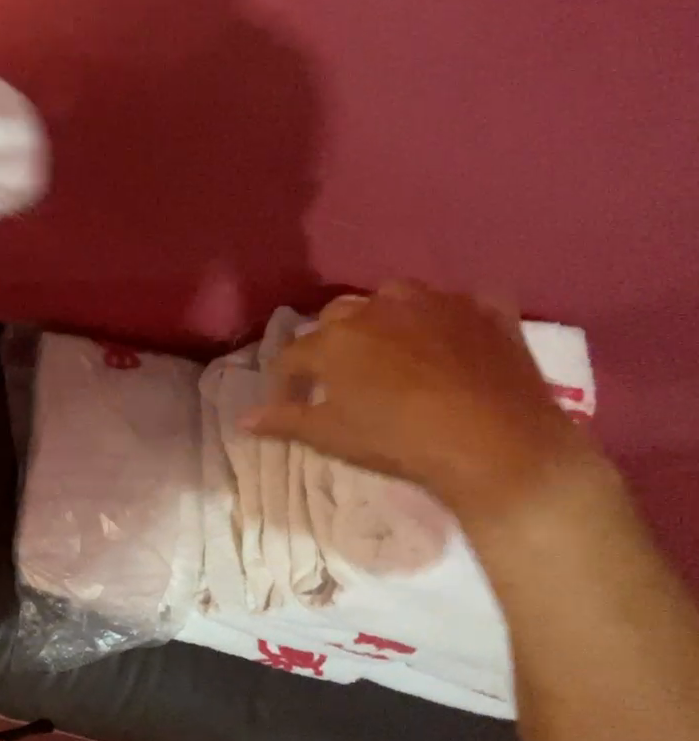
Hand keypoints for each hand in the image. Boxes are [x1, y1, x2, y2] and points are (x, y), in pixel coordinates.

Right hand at [243, 281, 598, 518]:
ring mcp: (437, 306)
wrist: (497, 445)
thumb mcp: (329, 435)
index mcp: (334, 340)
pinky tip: (450, 334)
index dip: (285, 379)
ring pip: (396, 295)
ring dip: (384, 314)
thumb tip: (243, 419)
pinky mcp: (488, 313)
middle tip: (338, 372)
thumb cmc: (397, 439)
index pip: (292, 355)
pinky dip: (450, 314)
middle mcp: (378, 310)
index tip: (288, 401)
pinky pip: (462, 301)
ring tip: (389, 343)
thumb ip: (283, 420)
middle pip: (339, 314)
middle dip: (332, 339)